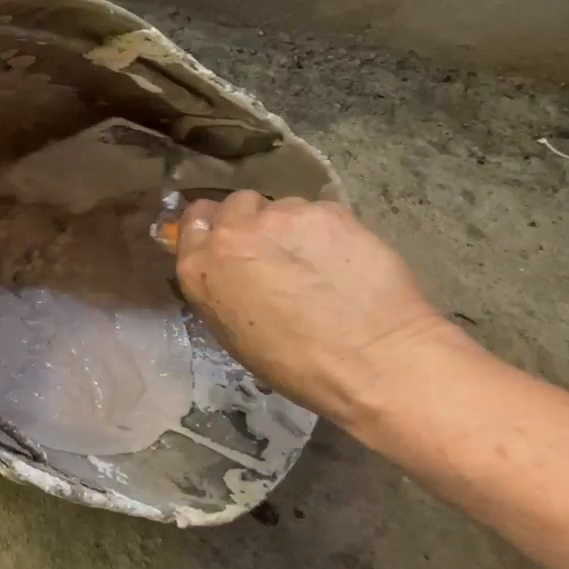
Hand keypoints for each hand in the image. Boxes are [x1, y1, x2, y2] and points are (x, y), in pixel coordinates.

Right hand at [175, 191, 465, 424]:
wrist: (373, 362)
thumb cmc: (297, 364)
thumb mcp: (232, 331)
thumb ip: (220, 285)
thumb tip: (229, 268)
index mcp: (199, 268)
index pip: (194, 220)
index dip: (215, 226)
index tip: (232, 238)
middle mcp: (231, 233)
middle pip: (236, 204)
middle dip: (253, 221)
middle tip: (277, 249)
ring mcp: (278, 218)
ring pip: (282, 206)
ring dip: (293, 226)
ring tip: (319, 258)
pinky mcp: (326, 212)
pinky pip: (322, 212)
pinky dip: (331, 231)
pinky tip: (347, 259)